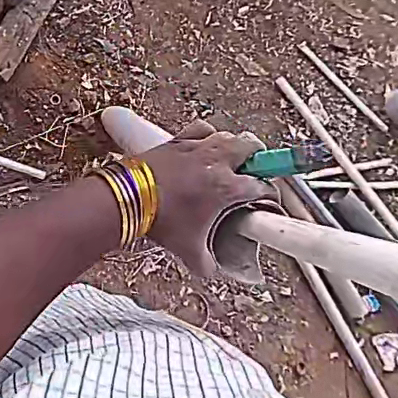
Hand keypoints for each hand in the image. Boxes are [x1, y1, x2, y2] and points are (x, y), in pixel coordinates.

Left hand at [139, 121, 271, 277]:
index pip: (262, 187)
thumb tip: (210, 269)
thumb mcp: (188, 248)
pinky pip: (200, 129)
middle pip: (252, 147)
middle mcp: (216, 162)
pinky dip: (206, 135)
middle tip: (254, 170)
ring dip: (234, 145)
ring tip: (230, 159)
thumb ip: (206, 261)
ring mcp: (196, 147)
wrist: (128, 198)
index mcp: (227, 187)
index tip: (266, 200)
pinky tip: (203, 146)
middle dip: (259, 158)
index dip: (268, 195)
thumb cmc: (159, 220)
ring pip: (227, 135)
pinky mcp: (177, 140)